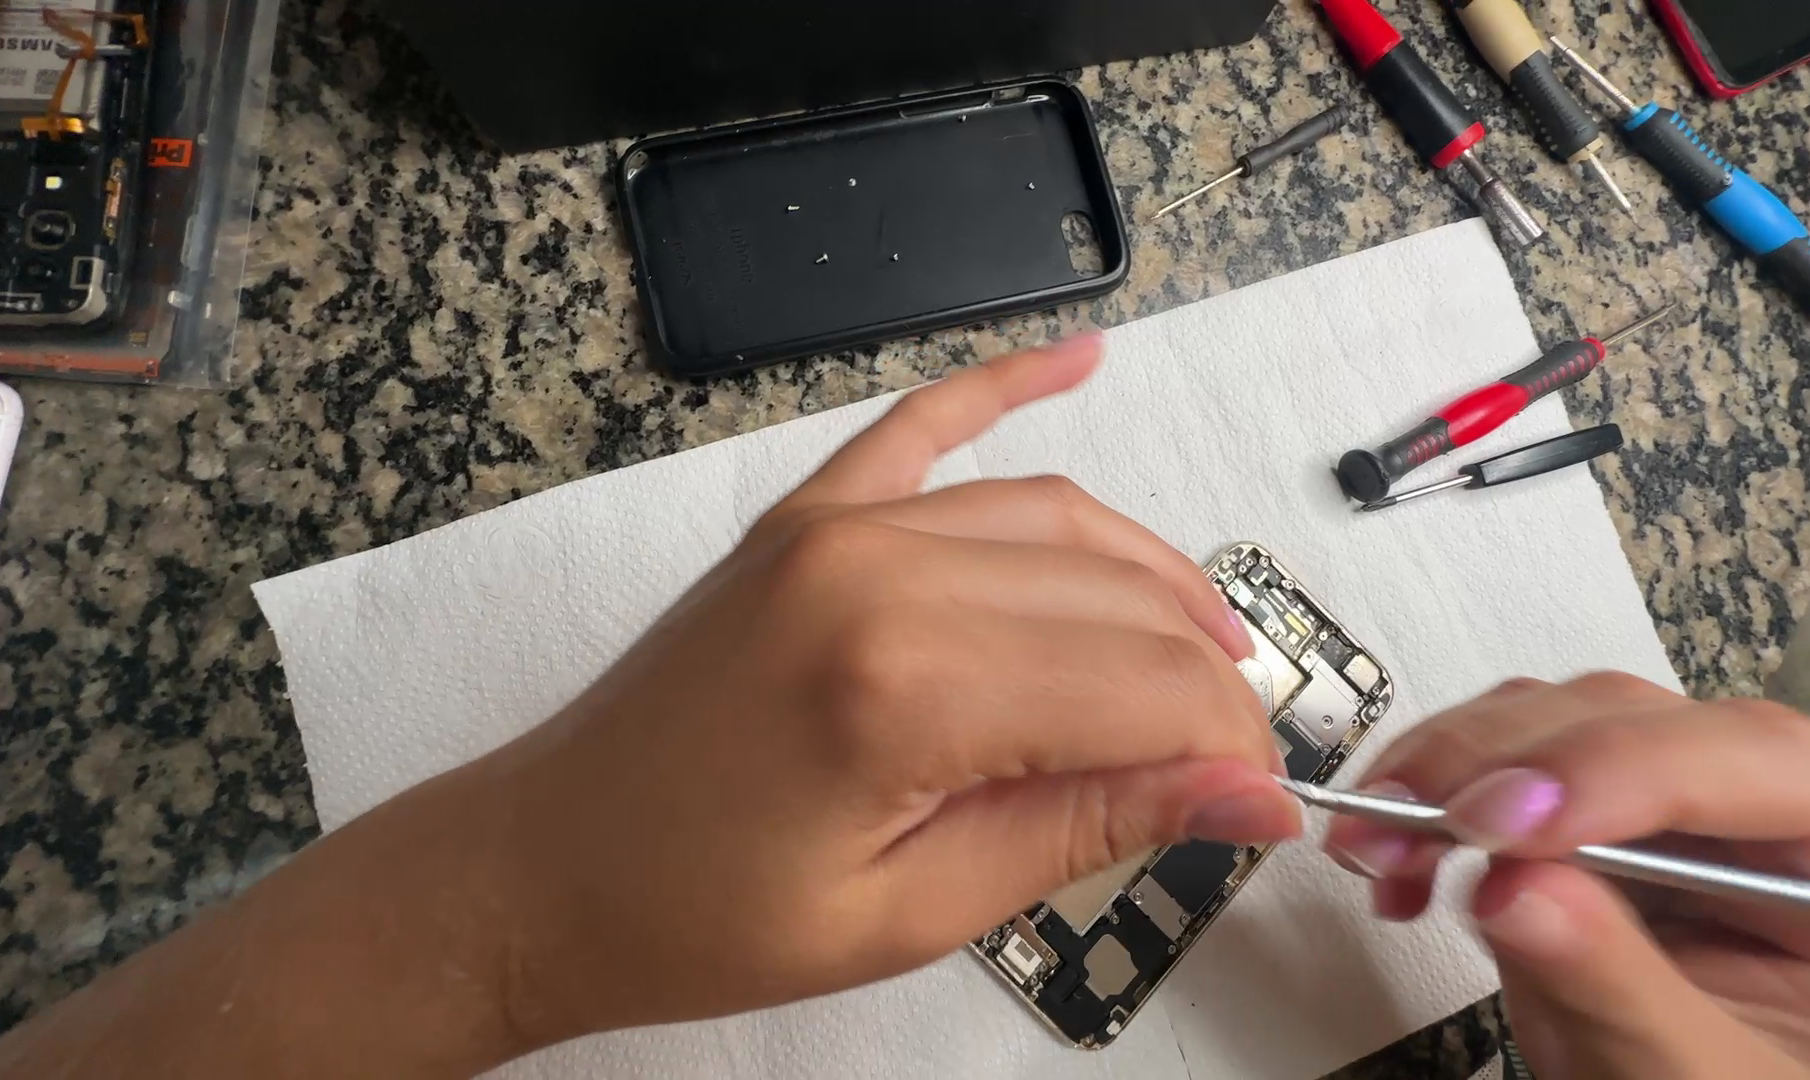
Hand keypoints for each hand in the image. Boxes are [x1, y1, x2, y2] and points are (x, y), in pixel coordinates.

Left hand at [486, 335, 1300, 1047]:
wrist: (549, 862)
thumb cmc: (706, 914)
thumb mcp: (915, 909)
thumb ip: (1087, 826)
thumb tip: (1236, 792)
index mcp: (902, 683)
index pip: (1138, 684)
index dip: (1221, 741)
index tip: (1260, 793)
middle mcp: (877, 568)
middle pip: (1109, 595)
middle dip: (1197, 670)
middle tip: (1233, 740)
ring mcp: (838, 522)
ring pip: (1053, 516)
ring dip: (1146, 572)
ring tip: (1202, 635)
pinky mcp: (810, 514)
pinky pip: (925, 425)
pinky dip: (1007, 385)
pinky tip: (1078, 359)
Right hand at [1322, 674, 1809, 1079]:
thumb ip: (1624, 991)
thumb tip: (1507, 889)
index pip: (1757, 760)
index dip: (1613, 770)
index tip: (1491, 828)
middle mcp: (1767, 806)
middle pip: (1617, 717)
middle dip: (1484, 765)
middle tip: (1389, 828)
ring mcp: (1661, 797)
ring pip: (1532, 719)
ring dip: (1431, 773)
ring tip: (1368, 846)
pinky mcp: (1574, 807)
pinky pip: (1484, 758)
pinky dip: (1417, 796)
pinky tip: (1391, 860)